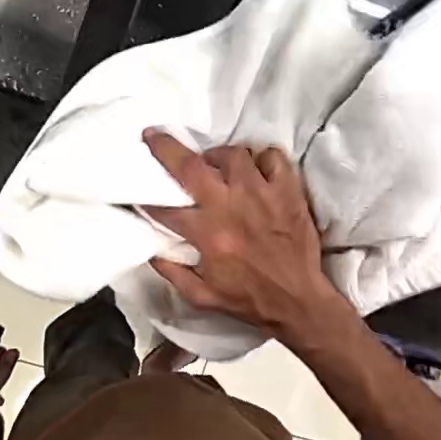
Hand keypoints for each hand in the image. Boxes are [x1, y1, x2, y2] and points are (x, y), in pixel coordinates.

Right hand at [140, 129, 349, 337]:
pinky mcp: (288, 191)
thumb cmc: (249, 300)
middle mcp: (231, 207)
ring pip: (234, 155)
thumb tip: (151, 251)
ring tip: (217, 164)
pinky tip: (256, 170)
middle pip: (192, 166)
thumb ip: (172, 273)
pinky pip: (273, 158)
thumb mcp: (202, 297)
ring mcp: (262, 194)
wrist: (298, 302)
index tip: (141, 192)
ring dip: (219, 156)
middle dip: (167, 147)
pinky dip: (263, 159)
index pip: (166, 209)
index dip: (148, 199)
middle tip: (156, 137)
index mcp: (208, 234)